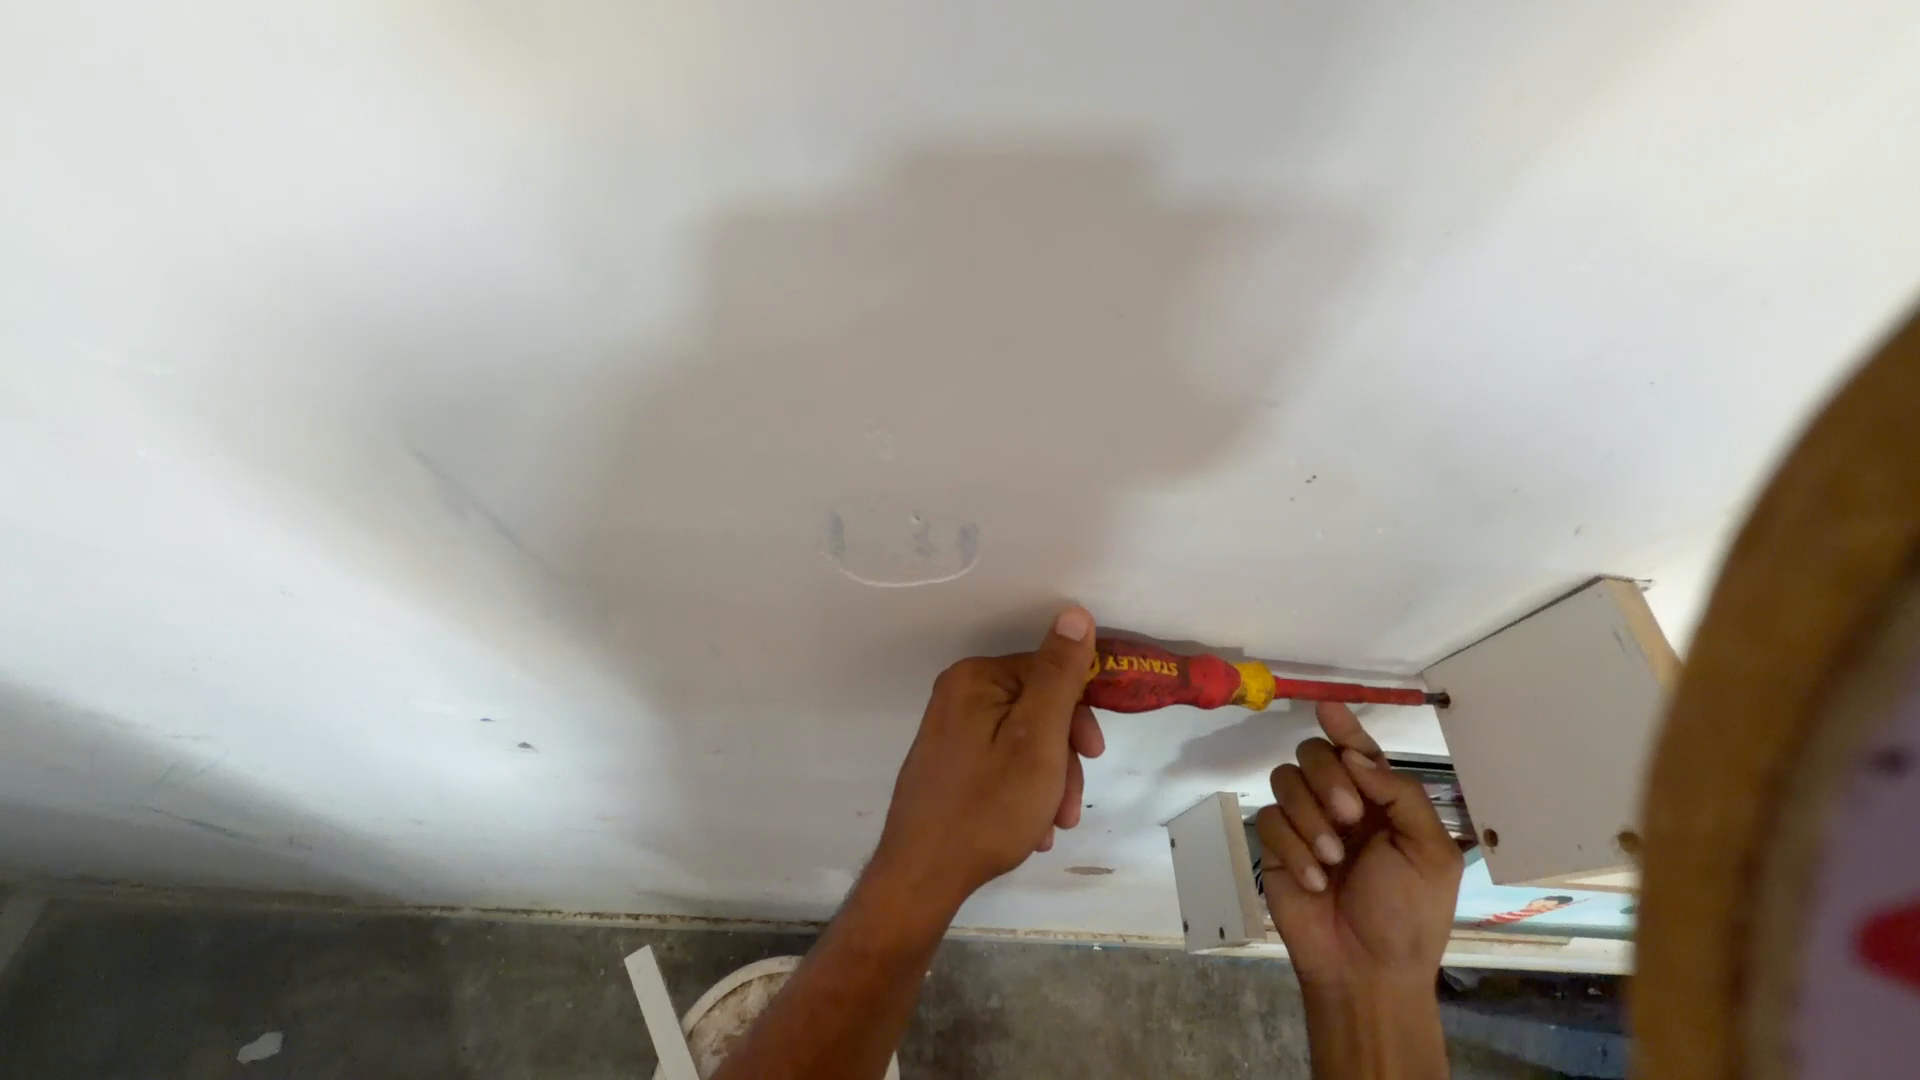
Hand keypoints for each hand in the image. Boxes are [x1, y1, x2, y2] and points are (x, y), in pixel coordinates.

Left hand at [872, 605, 1105, 910]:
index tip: (1094, 753)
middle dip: (1063, 757)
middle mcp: (958, 695)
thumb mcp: (1037, 739)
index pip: (1048, 671)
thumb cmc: (987, 807)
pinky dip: (1023, 793)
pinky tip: (1029, 829)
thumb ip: (1059, 675)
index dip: (1078, 712)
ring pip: (1023, 742)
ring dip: (1048, 782)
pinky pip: (1001, 764)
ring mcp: (950, 731)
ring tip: (1049, 826)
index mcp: (976, 679)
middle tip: (1069, 805)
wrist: (923, 876)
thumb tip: (1075, 614)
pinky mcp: (949, 763)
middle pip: (1037, 709)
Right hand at [1255, 702, 1463, 991]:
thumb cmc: (1408, 913)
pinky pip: (1269, 818)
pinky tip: (1315, 881)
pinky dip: (1293, 847)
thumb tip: (1354, 754)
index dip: (1344, 727)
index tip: (1327, 709)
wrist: (1366, 967)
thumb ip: (1400, 794)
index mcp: (1381, 801)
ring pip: (1285, 779)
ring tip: (1332, 860)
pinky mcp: (1275, 845)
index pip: (1358, 750)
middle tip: (1349, 817)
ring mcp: (1304, 821)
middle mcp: (1339, 802)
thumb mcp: (1429, 853)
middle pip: (1313, 753)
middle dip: (1328, 779)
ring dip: (1310, 818)